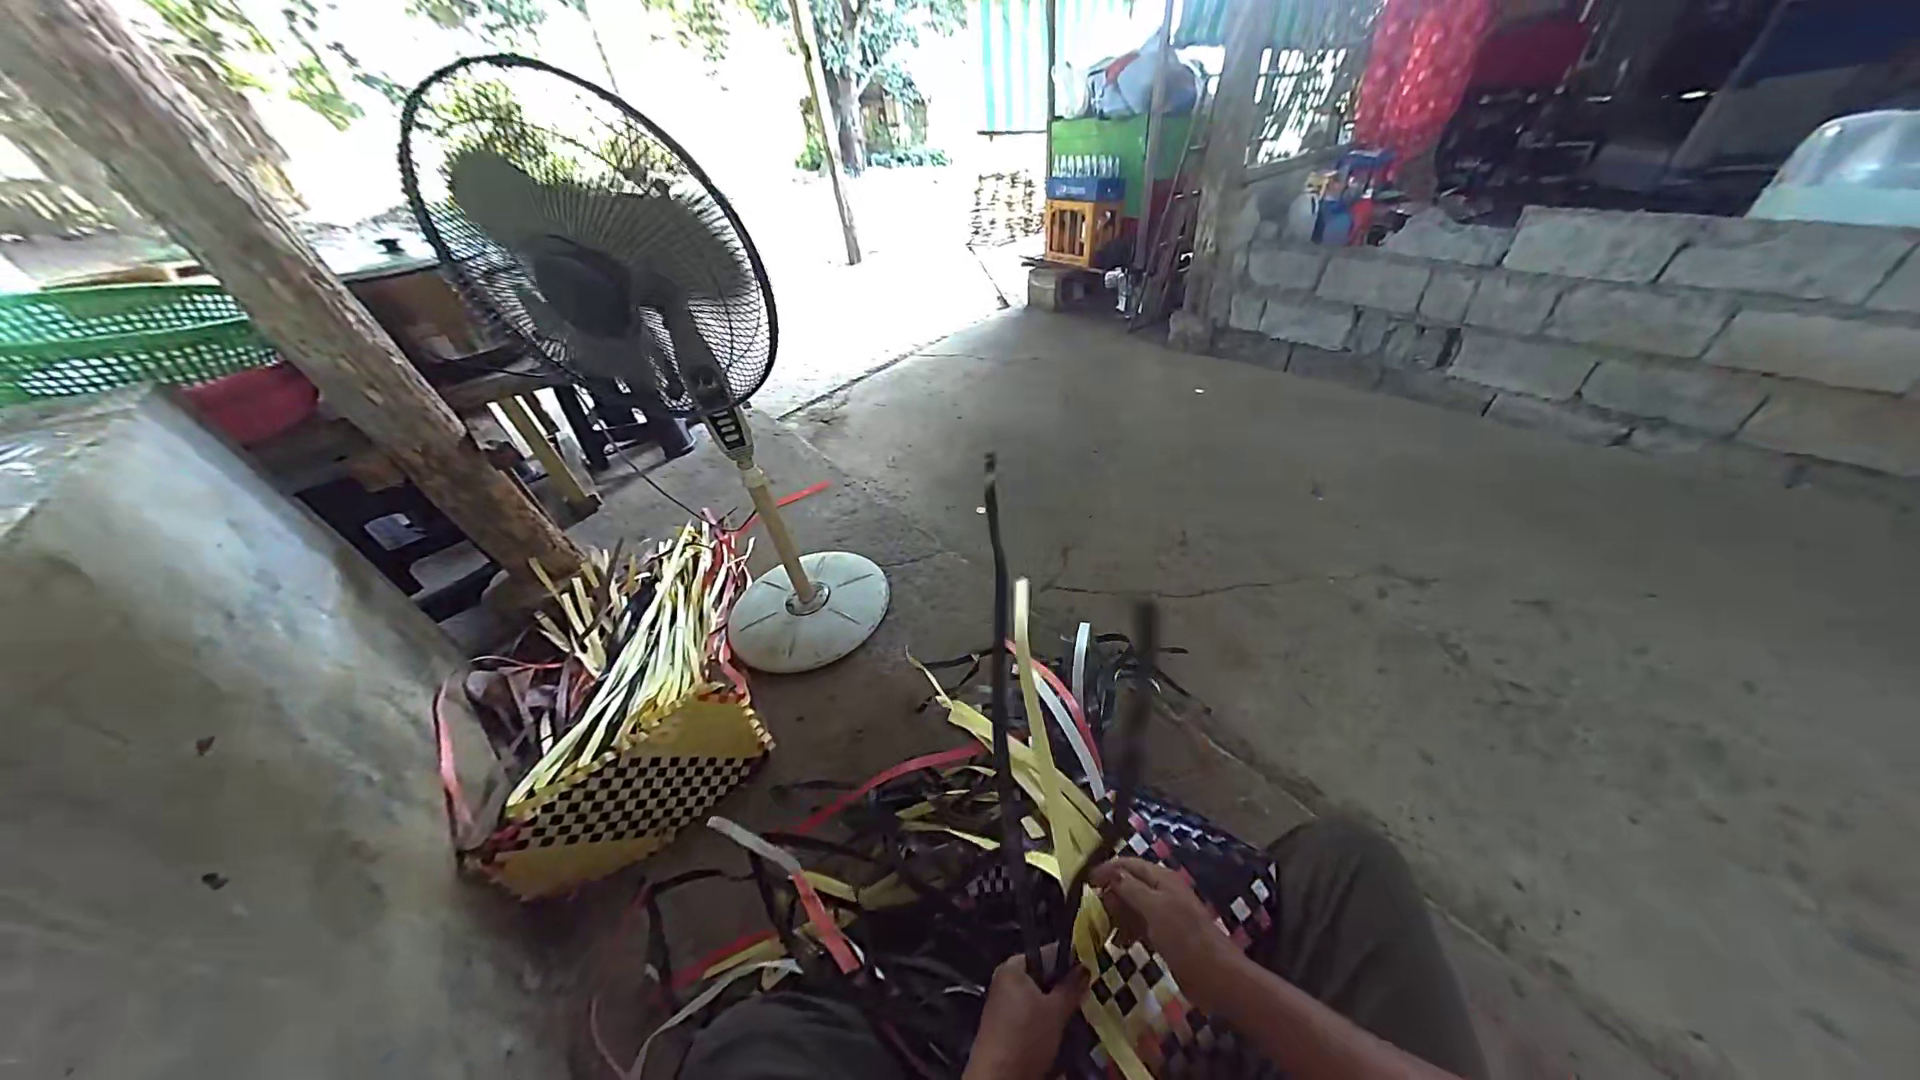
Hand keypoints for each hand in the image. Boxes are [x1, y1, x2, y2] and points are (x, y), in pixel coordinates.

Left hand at [964, 951, 1090, 1079]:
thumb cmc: (1026, 1037)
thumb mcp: (1055, 1011)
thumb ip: (1071, 987)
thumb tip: (1085, 967)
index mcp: (1011, 969)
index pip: (1043, 954)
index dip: (1067, 960)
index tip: (1088, 969)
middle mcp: (1005, 982)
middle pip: (1041, 978)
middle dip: (1064, 988)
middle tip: (1087, 994)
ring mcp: (1004, 1007)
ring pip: (1038, 1000)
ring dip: (1058, 1008)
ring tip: (1080, 1013)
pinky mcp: (1007, 1029)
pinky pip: (1032, 1017)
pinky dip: (1047, 1022)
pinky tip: (1064, 1031)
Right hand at [1089, 857, 1243, 1013]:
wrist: (1218, 977)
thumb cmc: (1185, 938)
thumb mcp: (1155, 909)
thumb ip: (1131, 889)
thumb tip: (1112, 873)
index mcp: (1161, 878)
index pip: (1128, 864)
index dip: (1107, 869)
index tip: (1086, 881)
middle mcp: (1162, 892)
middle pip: (1130, 884)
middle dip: (1111, 893)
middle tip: (1092, 910)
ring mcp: (1165, 914)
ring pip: (1133, 906)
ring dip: (1117, 914)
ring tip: (1102, 928)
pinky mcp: (1166, 936)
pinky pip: (1140, 925)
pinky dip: (1128, 930)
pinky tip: (1119, 943)